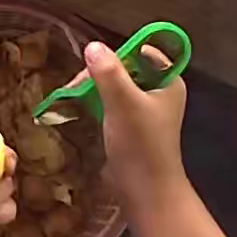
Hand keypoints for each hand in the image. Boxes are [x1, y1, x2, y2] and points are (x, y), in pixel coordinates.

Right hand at [73, 41, 186, 214]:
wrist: (144, 190)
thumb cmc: (140, 144)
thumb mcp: (123, 103)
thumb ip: (108, 73)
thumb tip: (91, 46)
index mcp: (167, 82)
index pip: (142, 52)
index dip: (117, 54)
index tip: (92, 66)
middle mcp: (158, 93)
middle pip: (124, 69)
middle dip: (97, 74)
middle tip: (74, 88)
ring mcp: (143, 111)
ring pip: (113, 88)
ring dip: (91, 90)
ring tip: (69, 98)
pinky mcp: (128, 128)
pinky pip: (109, 106)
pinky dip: (93, 104)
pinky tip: (74, 108)